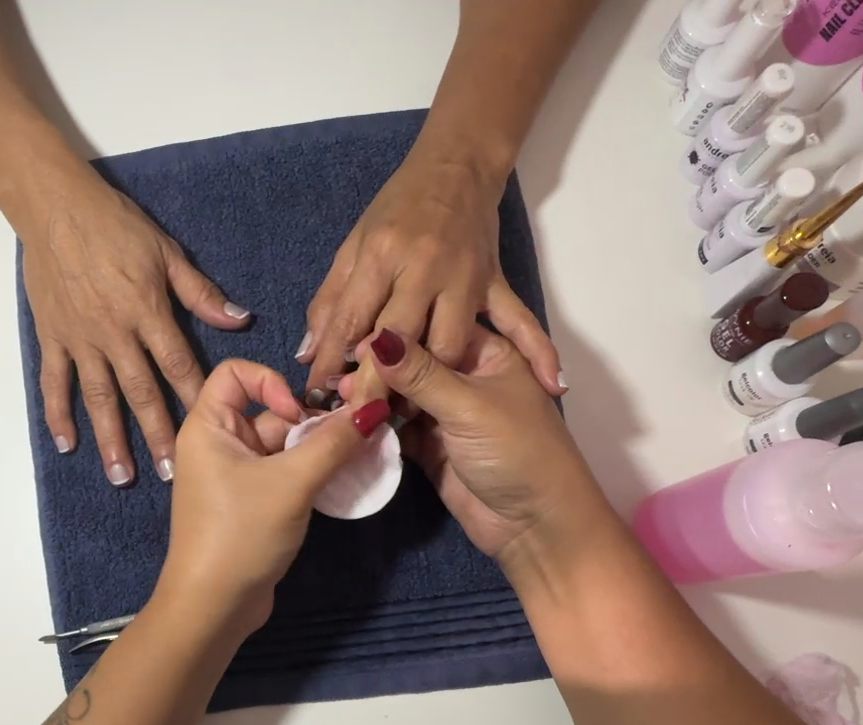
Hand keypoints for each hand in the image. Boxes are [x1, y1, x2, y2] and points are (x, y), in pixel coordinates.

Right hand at [24, 176, 249, 485]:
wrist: (54, 205)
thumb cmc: (115, 224)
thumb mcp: (166, 252)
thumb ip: (200, 293)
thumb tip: (239, 320)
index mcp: (147, 312)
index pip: (177, 365)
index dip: (194, 399)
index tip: (211, 434)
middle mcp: (114, 334)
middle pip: (140, 393)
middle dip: (156, 435)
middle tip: (168, 474)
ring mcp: (80, 339)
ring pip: (98, 397)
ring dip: (110, 438)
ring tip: (121, 474)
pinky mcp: (52, 337)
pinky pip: (54, 382)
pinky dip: (57, 414)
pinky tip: (67, 444)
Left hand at [156, 360, 390, 634]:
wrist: (213, 606)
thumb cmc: (241, 533)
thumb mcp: (291, 483)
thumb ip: (334, 443)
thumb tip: (376, 406)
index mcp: (208, 427)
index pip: (235, 372)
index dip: (271, 381)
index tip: (298, 415)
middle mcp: (217, 444)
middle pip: (268, 410)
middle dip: (308, 422)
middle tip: (348, 440)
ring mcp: (234, 476)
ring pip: (282, 445)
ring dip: (316, 451)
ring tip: (354, 462)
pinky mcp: (251, 504)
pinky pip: (284, 473)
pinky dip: (310, 474)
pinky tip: (340, 484)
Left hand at [299, 154, 563, 402]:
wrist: (456, 166)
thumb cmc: (396, 211)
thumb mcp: (353, 249)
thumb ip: (329, 304)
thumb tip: (309, 357)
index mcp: (382, 256)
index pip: (352, 320)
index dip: (332, 364)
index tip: (318, 399)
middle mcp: (424, 267)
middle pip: (400, 341)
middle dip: (378, 386)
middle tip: (362, 419)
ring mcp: (466, 278)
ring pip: (450, 345)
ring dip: (432, 385)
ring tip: (411, 414)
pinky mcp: (496, 283)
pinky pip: (520, 322)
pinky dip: (538, 353)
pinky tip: (554, 385)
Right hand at [364, 327, 598, 577]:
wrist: (534, 524)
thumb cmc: (516, 451)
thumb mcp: (468, 405)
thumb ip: (420, 373)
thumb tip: (377, 336)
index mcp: (487, 354)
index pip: (434, 330)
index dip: (396, 334)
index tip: (356, 342)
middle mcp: (466, 379)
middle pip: (413, 364)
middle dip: (379, 370)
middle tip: (341, 377)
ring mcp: (448, 415)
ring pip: (402, 398)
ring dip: (375, 399)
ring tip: (341, 399)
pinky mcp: (433, 448)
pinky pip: (399, 430)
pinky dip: (378, 427)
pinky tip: (351, 422)